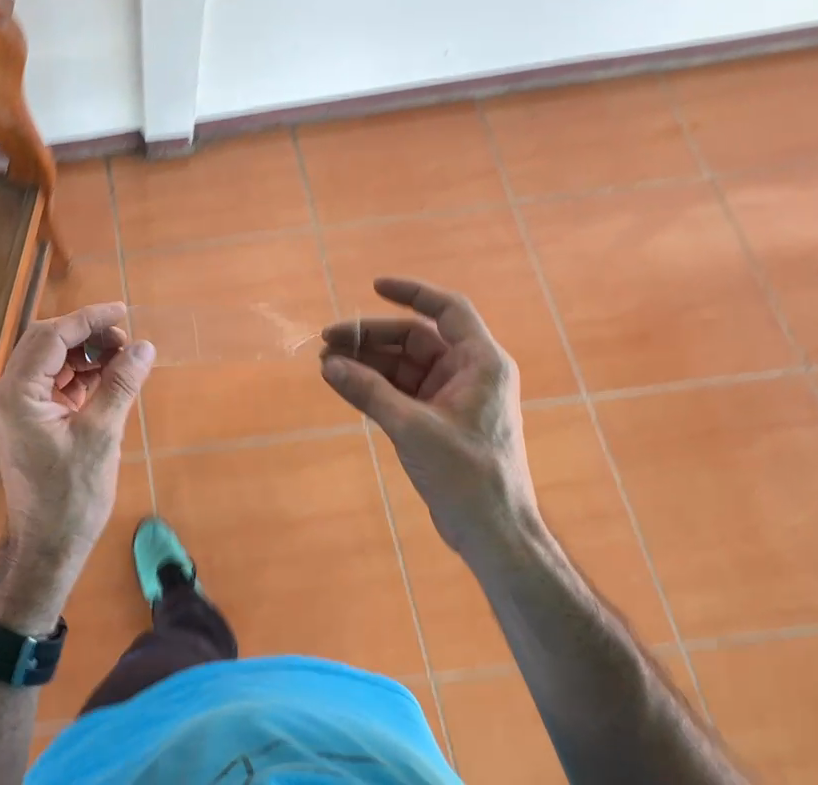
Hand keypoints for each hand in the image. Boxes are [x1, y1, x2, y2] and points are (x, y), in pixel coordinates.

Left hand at [0, 303, 155, 561]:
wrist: (49, 545)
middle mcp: (8, 393)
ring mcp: (16, 406)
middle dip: (86, 334)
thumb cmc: (72, 495)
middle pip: (46, 342)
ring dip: (85, 353)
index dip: (88, 319)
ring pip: (50, 359)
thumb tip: (144, 347)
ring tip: (122, 359)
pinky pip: (54, 382)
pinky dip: (81, 374)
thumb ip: (119, 385)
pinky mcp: (29, 418)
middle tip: (125, 340)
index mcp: (15, 394)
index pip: (50, 337)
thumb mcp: (101, 436)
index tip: (122, 312)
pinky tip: (109, 377)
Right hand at [319, 278, 539, 558]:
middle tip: (328, 341)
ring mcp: (450, 396)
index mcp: (480, 363)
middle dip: (371, 337)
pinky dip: (372, 384)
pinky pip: (398, 389)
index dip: (412, 292)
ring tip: (326, 363)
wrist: (491, 530)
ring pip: (402, 364)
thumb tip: (327, 364)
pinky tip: (341, 381)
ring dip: (366, 361)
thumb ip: (368, 392)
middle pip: (415, 338)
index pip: (447, 310)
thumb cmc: (466, 474)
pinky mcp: (435, 419)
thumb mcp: (412, 428)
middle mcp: (467, 372)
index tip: (373, 285)